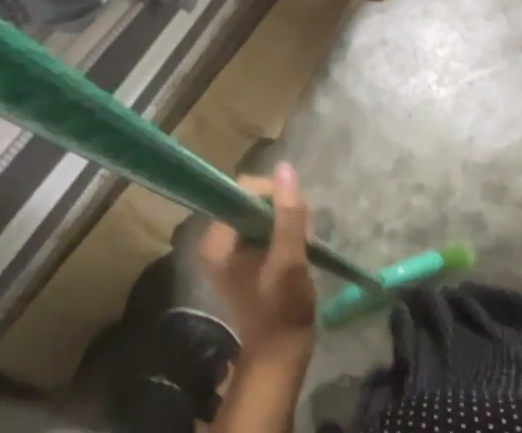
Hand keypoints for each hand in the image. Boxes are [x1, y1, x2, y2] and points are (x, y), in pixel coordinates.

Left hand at [198, 162, 318, 358]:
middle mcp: (218, 240)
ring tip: (304, 242)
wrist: (281, 353)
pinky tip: (300, 246)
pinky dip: (285, 232)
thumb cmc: (282, 309)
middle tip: (304, 233)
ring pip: (263, 212)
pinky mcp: (246, 256)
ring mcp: (232, 249)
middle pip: (254, 200)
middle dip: (283, 210)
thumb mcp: (288, 259)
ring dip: (288, 221)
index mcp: (217, 241)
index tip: (298, 215)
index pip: (244, 191)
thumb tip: (285, 168)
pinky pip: (266, 227)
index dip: (274, 194)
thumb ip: (288, 214)